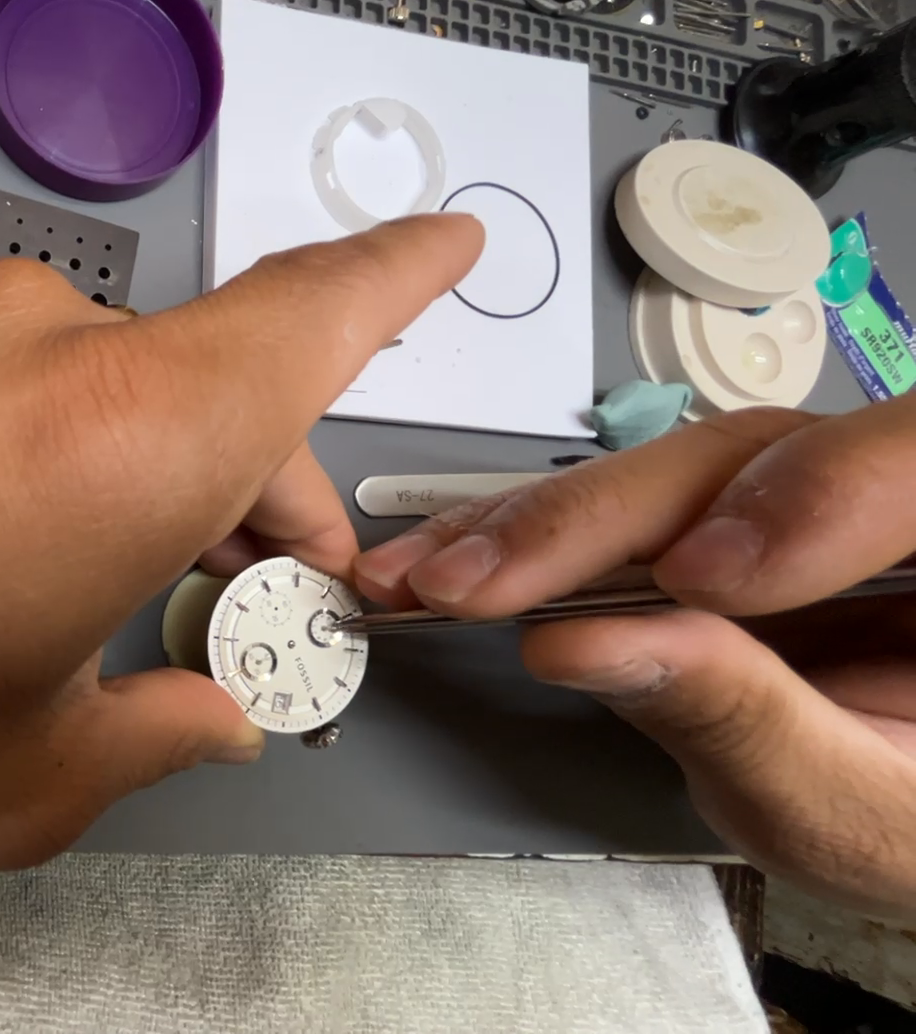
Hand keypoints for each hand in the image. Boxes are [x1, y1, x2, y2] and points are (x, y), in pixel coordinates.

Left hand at [0, 215, 481, 876]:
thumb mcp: (28, 774)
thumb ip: (153, 727)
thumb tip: (210, 712)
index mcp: (124, 436)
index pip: (309, 320)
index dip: (394, 280)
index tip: (446, 246)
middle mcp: (46, 346)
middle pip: (210, 388)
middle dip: (249, 487)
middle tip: (250, 593)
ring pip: (112, 385)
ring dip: (148, 470)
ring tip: (119, 582)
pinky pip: (21, 381)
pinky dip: (58, 447)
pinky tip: (14, 537)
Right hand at [352, 401, 915, 915]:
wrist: (895, 810)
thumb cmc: (910, 826)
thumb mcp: (850, 810)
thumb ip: (736, 719)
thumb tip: (565, 646)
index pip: (909, 464)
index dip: (807, 497)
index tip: (695, 583)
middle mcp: (872, 497)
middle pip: (730, 457)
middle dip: (582, 524)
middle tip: (468, 585)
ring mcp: (767, 500)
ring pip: (636, 471)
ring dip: (512, 528)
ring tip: (418, 577)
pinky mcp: (684, 518)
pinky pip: (586, 503)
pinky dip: (497, 534)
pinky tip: (428, 561)